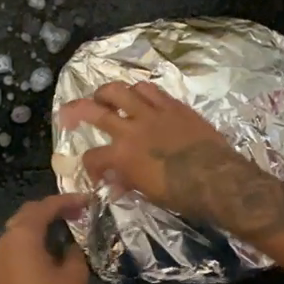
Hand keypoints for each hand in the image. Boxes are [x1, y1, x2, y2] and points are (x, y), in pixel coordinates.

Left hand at [0, 194, 89, 283]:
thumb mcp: (74, 278)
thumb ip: (75, 254)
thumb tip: (71, 246)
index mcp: (24, 234)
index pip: (46, 206)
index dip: (68, 201)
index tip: (87, 201)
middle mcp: (6, 240)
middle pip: (27, 213)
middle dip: (50, 209)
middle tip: (73, 213)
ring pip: (17, 231)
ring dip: (37, 227)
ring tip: (59, 232)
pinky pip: (12, 249)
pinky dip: (28, 244)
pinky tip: (42, 256)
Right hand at [58, 81, 283, 240]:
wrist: (217, 178)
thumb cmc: (182, 194)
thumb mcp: (147, 192)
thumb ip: (128, 181)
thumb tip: (116, 182)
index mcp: (122, 155)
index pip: (93, 157)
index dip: (89, 167)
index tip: (96, 175)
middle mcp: (131, 129)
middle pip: (94, 111)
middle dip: (75, 111)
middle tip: (67, 113)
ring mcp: (153, 113)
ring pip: (121, 90)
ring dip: (108, 92)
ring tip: (104, 97)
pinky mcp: (174, 106)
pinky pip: (151, 89)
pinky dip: (140, 91)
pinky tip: (138, 95)